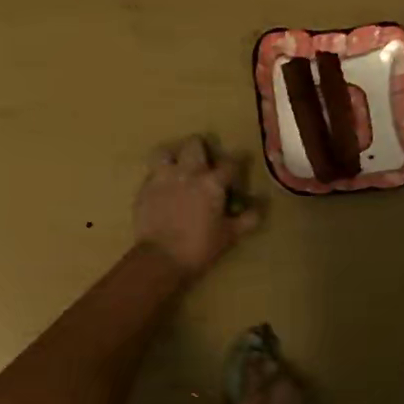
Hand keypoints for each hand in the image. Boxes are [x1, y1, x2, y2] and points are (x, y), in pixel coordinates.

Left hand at [133, 134, 261, 275]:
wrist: (160, 258)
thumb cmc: (199, 247)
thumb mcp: (229, 236)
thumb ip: (247, 219)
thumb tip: (260, 207)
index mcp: (212, 182)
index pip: (231, 163)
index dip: (237, 164)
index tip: (237, 169)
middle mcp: (187, 174)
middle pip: (194, 145)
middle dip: (201, 148)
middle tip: (203, 161)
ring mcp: (162, 180)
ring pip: (165, 152)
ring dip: (172, 156)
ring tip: (176, 167)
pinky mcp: (143, 191)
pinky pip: (150, 174)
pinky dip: (158, 177)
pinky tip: (161, 188)